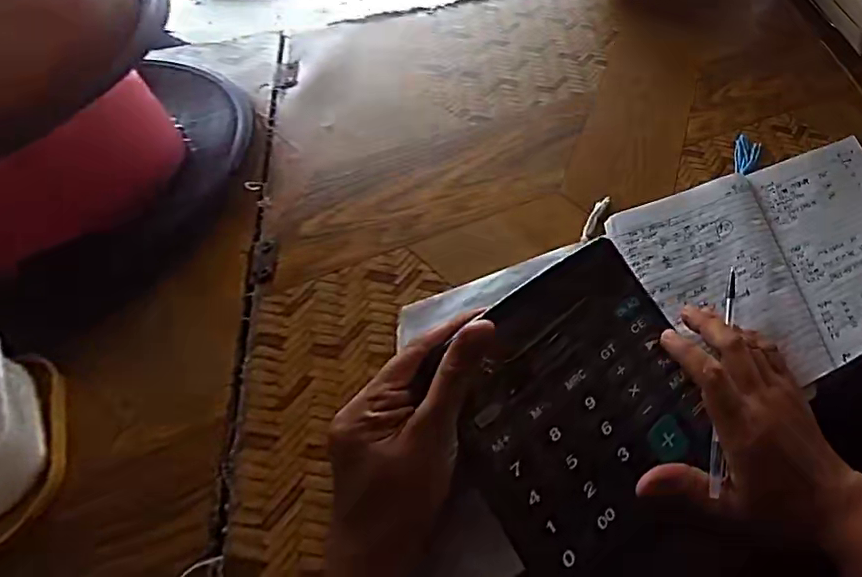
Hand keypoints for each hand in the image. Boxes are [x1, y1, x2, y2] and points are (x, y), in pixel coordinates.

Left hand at [326, 315, 496, 576]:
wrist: (380, 571)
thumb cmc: (400, 504)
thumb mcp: (431, 434)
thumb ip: (455, 377)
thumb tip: (481, 326)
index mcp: (363, 408)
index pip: (413, 353)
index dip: (452, 330)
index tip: (490, 312)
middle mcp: (364, 414)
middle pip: (417, 368)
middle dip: (456, 349)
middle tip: (498, 332)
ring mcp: (377, 433)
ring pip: (422, 388)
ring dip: (455, 373)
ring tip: (494, 353)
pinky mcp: (393, 448)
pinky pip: (424, 408)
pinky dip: (449, 397)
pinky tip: (475, 390)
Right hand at [637, 306, 861, 547]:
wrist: (831, 500)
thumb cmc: (778, 509)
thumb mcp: (728, 508)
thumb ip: (686, 487)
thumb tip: (642, 483)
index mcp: (741, 426)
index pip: (710, 376)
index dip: (687, 351)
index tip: (667, 336)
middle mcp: (761, 399)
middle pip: (732, 347)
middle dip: (707, 324)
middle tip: (685, 311)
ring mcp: (780, 389)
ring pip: (752, 345)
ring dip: (728, 326)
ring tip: (707, 315)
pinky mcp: (794, 388)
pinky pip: (772, 352)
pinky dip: (753, 337)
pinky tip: (743, 334)